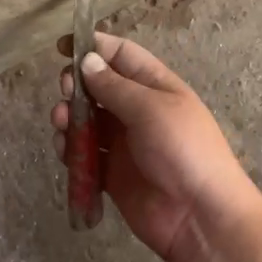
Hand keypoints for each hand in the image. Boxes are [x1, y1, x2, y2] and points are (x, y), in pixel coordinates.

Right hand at [50, 32, 261, 261]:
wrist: (199, 216)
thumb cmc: (183, 149)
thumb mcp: (151, 109)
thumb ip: (115, 86)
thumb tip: (87, 60)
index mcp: (155, 86)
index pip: (120, 55)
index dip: (93, 47)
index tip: (63, 46)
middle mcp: (138, 110)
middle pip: (98, 87)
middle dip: (76, 85)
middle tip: (65, 91)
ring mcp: (124, 143)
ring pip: (87, 121)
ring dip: (70, 117)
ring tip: (62, 122)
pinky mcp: (111, 174)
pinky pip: (85, 155)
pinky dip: (71, 149)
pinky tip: (65, 150)